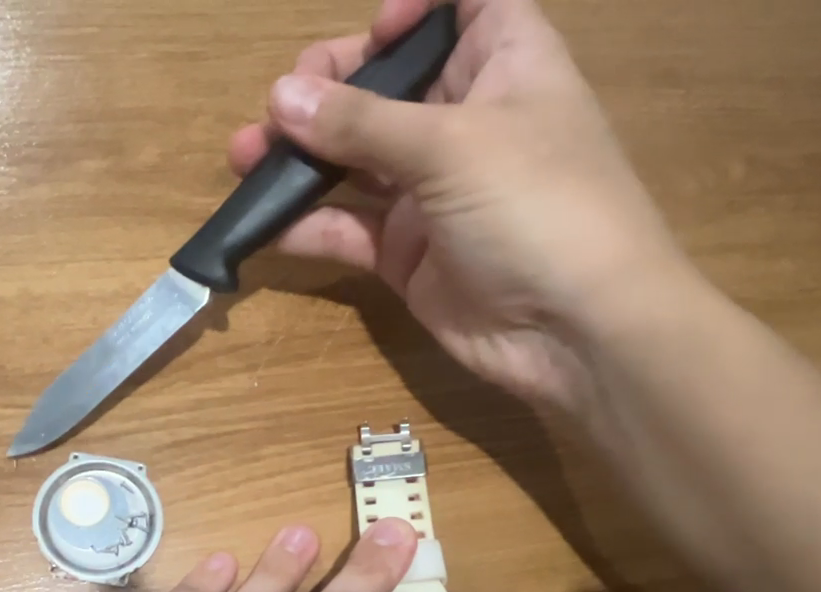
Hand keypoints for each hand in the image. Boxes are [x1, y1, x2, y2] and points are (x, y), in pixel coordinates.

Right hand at [228, 0, 703, 422]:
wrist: (574, 330)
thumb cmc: (537, 205)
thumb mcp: (451, 145)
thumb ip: (361, 123)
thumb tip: (280, 98)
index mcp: (504, 64)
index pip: (464, 5)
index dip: (417, 7)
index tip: (376, 30)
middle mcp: (466, 122)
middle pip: (389, 84)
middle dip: (331, 88)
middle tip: (280, 107)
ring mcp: (433, 193)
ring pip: (357, 162)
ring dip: (302, 159)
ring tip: (246, 156)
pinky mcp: (409, 255)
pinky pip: (351, 230)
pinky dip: (311, 227)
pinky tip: (268, 225)